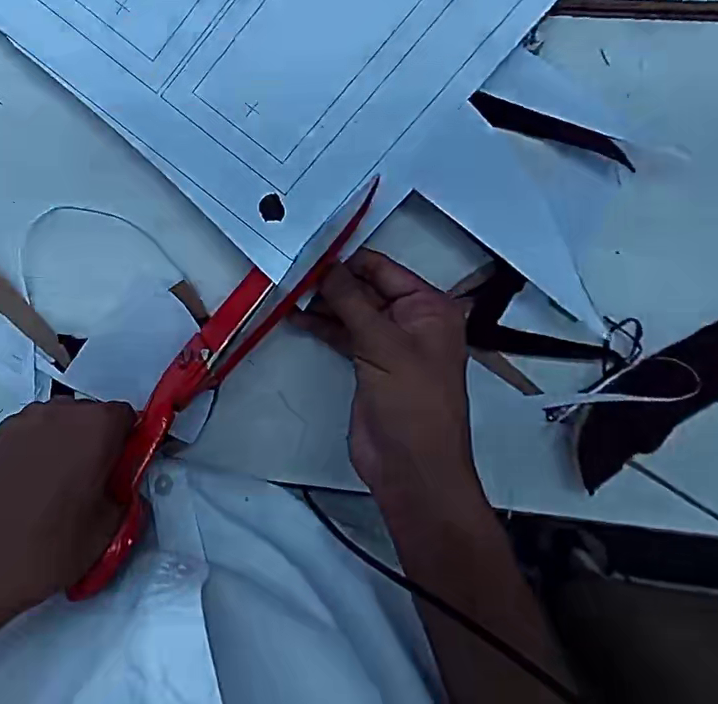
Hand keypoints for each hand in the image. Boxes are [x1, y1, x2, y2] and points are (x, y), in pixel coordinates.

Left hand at [0, 398, 133, 618]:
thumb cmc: (49, 547)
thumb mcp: (108, 528)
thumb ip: (125, 492)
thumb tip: (123, 483)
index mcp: (96, 428)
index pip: (127, 416)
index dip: (129, 441)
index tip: (125, 466)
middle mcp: (62, 411)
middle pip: (93, 414)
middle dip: (99, 441)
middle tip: (95, 481)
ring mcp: (28, 417)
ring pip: (62, 420)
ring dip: (69, 441)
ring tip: (61, 485)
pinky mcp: (3, 430)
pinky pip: (35, 429)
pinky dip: (41, 445)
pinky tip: (34, 482)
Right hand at [291, 250, 478, 501]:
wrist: (411, 467)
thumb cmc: (414, 405)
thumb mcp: (382, 343)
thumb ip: (351, 300)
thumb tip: (326, 266)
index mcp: (429, 309)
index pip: (382, 269)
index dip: (347, 259)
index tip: (311, 250)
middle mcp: (410, 320)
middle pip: (364, 287)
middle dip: (330, 280)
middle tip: (293, 269)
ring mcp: (388, 341)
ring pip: (349, 308)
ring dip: (321, 301)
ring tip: (288, 289)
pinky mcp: (367, 361)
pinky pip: (341, 331)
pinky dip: (320, 323)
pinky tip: (296, 315)